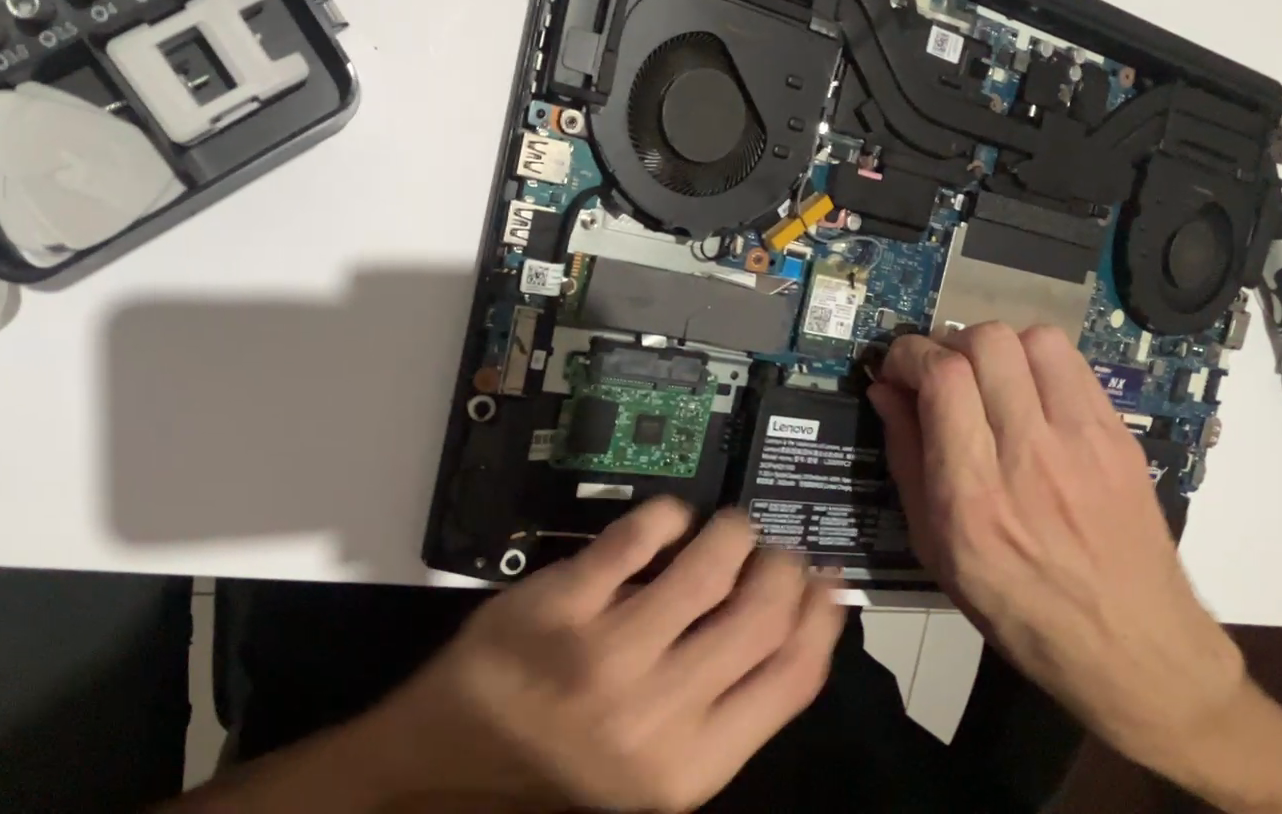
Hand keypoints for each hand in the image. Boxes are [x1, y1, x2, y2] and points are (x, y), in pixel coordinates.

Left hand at [336, 499, 842, 811]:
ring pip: (707, 568)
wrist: (455, 763)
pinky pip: (635, 537)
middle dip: (784, 568)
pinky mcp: (560, 603)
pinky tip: (670, 517)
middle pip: (759, 615)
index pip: (792, 677)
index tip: (826, 581)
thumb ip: (720, 705)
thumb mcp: (656, 766)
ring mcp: (606, 651)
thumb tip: (785, 623)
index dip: (822, 618)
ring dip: (732, 533)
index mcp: (693, 764)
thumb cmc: (565, 765)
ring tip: (731, 527)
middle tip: (776, 550)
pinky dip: (666, 515)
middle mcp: (659, 710)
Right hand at [867, 323, 1245, 772]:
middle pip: (986, 343)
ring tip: (985, 378)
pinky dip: (1037, 361)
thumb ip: (906, 458)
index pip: (942, 376)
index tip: (896, 369)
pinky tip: (1027, 392)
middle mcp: (1030, 456)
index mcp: (972, 493)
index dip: (909, 354)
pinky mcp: (1120, 437)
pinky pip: (1075, 363)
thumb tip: (885, 391)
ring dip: (995, 347)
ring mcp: (1084, 442)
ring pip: (1033, 339)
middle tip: (937, 373)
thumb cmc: (1014, 606)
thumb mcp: (934, 546)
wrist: (1129, 647)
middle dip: (946, 345)